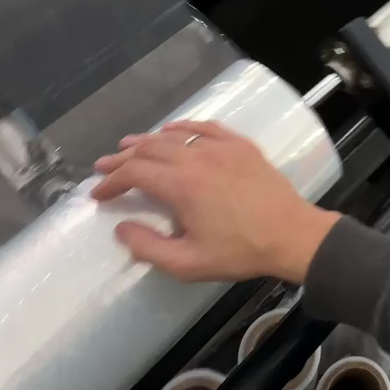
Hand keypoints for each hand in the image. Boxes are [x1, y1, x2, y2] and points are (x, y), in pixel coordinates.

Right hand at [92, 120, 339, 283]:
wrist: (290, 233)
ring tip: (129, 146)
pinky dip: (185, 127)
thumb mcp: (187, 263)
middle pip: (151, 149)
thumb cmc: (239, 251)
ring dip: (149, 140)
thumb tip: (122, 228)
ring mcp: (223, 147)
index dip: (113, 181)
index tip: (98, 193)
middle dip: (123, 158)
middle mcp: (199, 158)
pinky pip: (207, 128)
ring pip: (177, 136)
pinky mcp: (242, 145)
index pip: (136, 173)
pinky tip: (173, 129)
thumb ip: (148, 247)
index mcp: (183, 185)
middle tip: (104, 166)